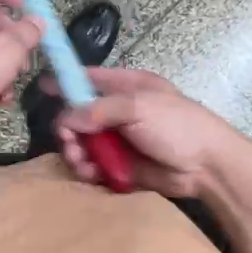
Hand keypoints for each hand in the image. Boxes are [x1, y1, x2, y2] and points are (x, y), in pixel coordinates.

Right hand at [51, 67, 247, 199]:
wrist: (208, 167)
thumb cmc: (178, 126)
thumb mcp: (139, 107)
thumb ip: (99, 109)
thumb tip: (65, 118)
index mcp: (127, 86)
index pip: (89, 78)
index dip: (65, 81)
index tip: (42, 87)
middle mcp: (119, 110)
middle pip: (79, 114)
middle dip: (69, 128)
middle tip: (70, 143)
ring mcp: (120, 139)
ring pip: (83, 142)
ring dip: (76, 151)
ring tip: (82, 163)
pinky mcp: (121, 165)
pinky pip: (94, 165)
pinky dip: (87, 169)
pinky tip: (90, 174)